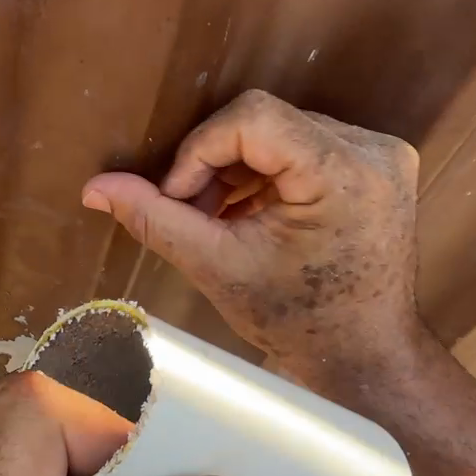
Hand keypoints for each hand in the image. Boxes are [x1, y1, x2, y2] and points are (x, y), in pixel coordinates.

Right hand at [81, 89, 423, 376]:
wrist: (364, 357)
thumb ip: (154, 219)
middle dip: (214, 164)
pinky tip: (247, 213)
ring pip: (279, 130)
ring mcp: (381, 155)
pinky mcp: (378, 164)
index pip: (251, 118)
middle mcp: (373, 151)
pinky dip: (262, 174)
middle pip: (264, 122)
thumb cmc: (296, 321)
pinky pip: (301, 144)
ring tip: (218, 219)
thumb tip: (94, 188)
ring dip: (235, 169)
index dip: (199, 151)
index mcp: (344, 174)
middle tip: (192, 214)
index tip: (179, 200)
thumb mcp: (216, 267)